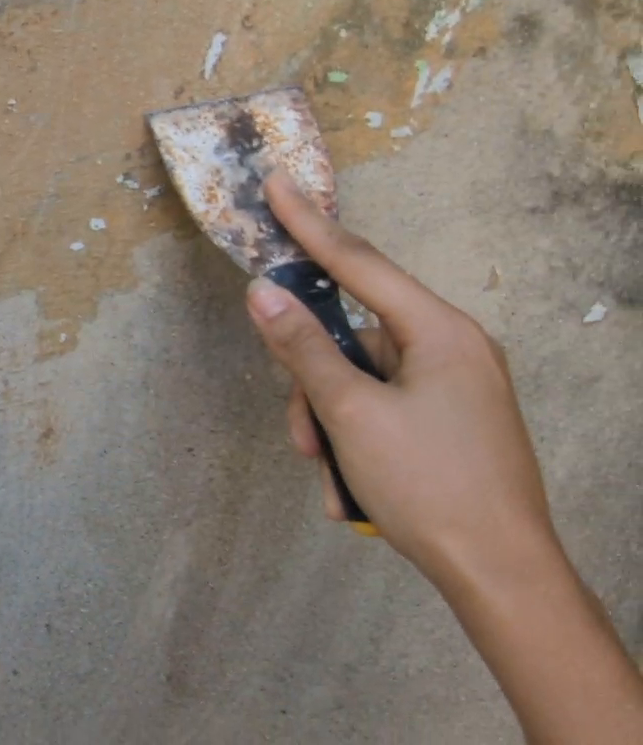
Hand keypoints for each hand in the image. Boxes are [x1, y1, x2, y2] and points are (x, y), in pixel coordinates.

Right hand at [244, 171, 556, 589]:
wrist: (498, 573)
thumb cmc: (429, 482)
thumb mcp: (349, 411)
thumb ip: (300, 346)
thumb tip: (260, 289)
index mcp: (440, 334)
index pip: (359, 263)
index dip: (310, 224)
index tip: (276, 185)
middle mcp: (447, 348)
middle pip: (345, 332)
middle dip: (310, 377)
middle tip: (304, 423)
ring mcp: (445, 383)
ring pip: (348, 372)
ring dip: (322, 413)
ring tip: (326, 463)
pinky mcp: (437, 413)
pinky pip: (366, 399)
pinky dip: (343, 429)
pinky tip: (343, 474)